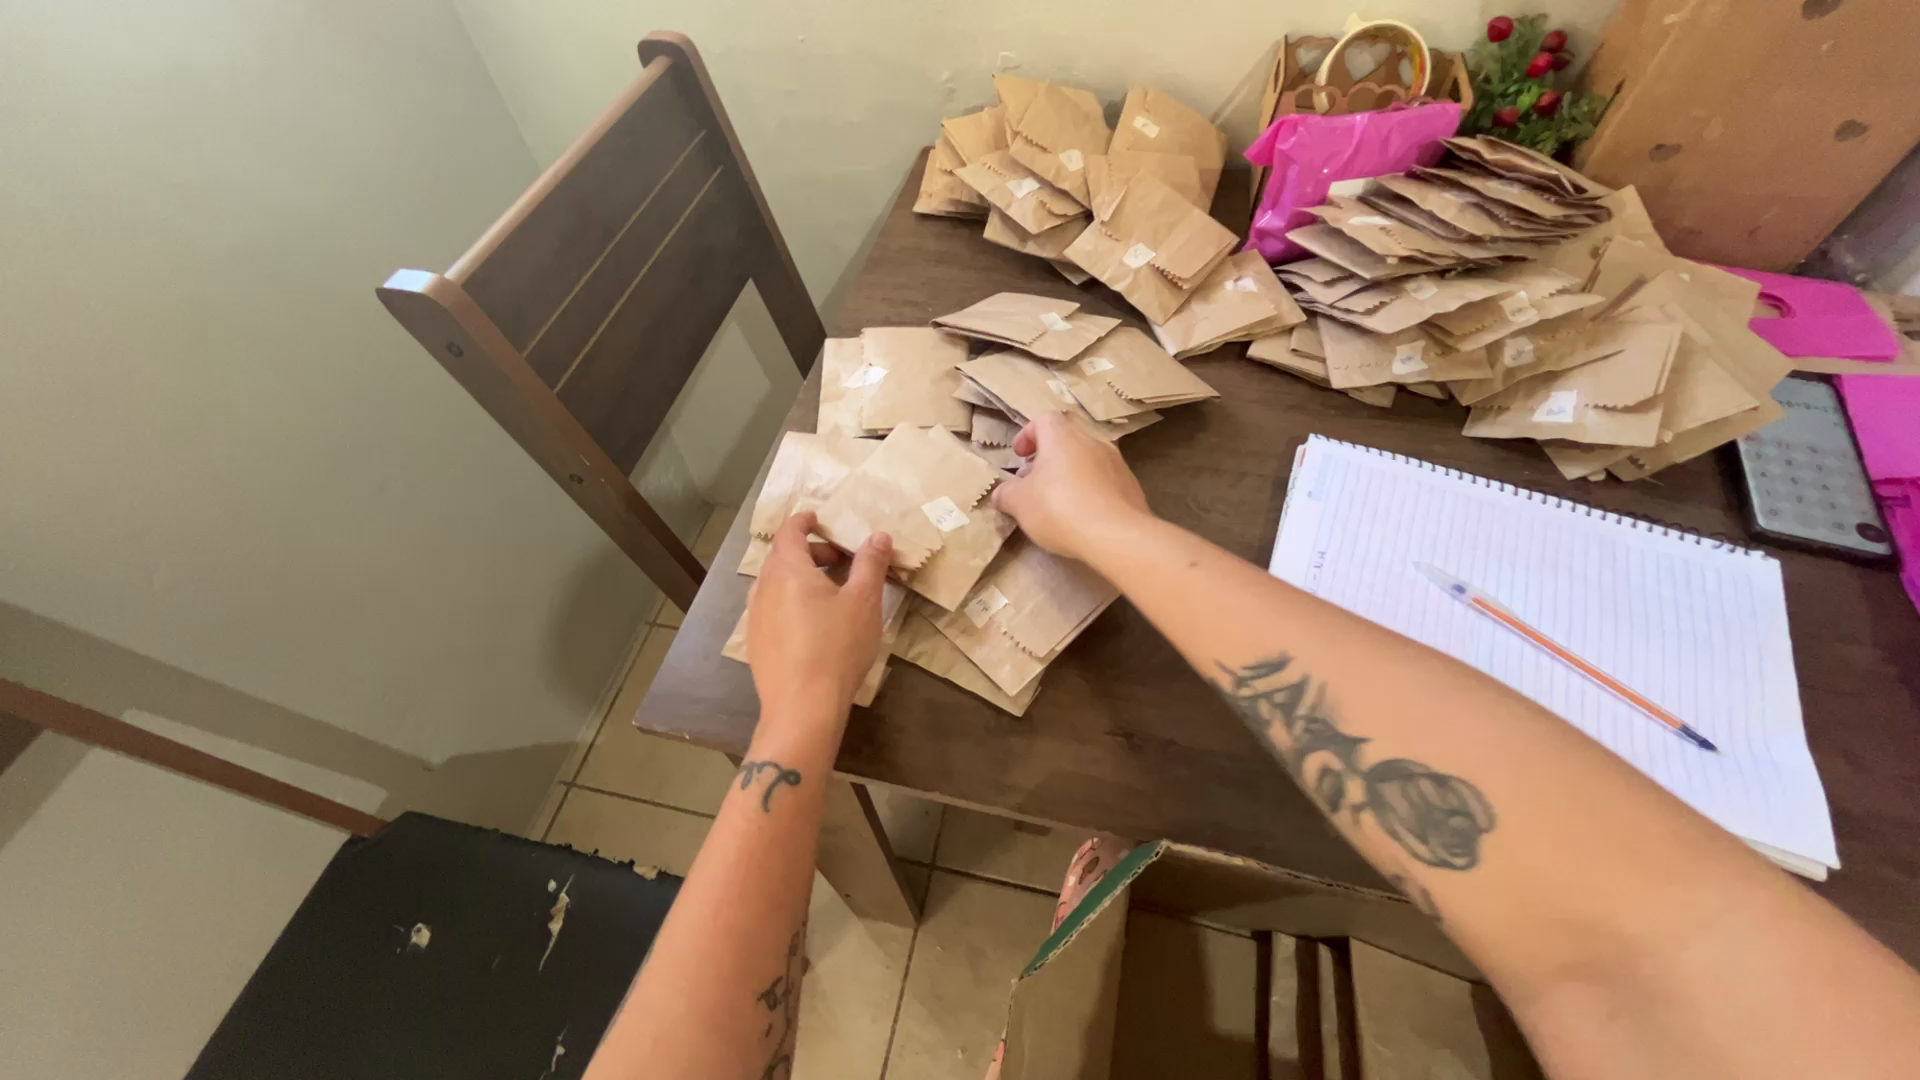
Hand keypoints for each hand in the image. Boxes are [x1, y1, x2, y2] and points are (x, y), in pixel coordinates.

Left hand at [746, 510, 891, 711]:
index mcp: (787, 570)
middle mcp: (763, 588)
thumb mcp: (864, 601)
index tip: (818, 519)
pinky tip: (814, 624)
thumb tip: (878, 536)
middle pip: (782, 557)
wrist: (803, 707)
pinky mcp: (757, 644)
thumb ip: (871, 564)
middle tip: (839, 559)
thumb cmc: (837, 646)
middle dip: (810, 552)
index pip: (789, 532)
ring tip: (830, 592)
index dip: (804, 522)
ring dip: (800, 579)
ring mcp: (756, 617)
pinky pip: (773, 609)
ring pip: (776, 584)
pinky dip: (791, 602)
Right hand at [991, 413, 1150, 560]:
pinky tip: (1081, 514)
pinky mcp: (1129, 485)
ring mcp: (1116, 462)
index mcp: (1062, 436)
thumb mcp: (1019, 503)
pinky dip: (1088, 489)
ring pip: (1086, 459)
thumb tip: (1001, 493)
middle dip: (1047, 457)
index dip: (1027, 434)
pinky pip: (1103, 479)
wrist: (1116, 536)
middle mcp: (1092, 441)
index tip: (1019, 455)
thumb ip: (1006, 494)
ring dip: (1068, 473)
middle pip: (1066, 439)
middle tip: (1033, 480)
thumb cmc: (1059, 509)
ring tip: (1056, 501)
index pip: (1043, 419)